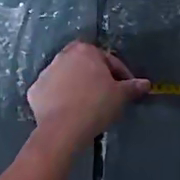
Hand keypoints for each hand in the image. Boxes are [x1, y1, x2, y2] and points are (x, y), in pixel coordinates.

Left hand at [27, 41, 149, 150]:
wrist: (63, 129)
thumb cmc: (96, 105)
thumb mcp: (121, 96)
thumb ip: (133, 87)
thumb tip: (145, 84)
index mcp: (85, 51)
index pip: (109, 60)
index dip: (122, 75)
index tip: (127, 89)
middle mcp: (62, 56)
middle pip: (85, 65)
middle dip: (96, 77)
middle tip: (106, 95)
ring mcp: (45, 73)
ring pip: (67, 78)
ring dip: (77, 87)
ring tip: (87, 105)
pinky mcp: (33, 91)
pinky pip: (52, 93)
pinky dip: (60, 99)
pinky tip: (69, 112)